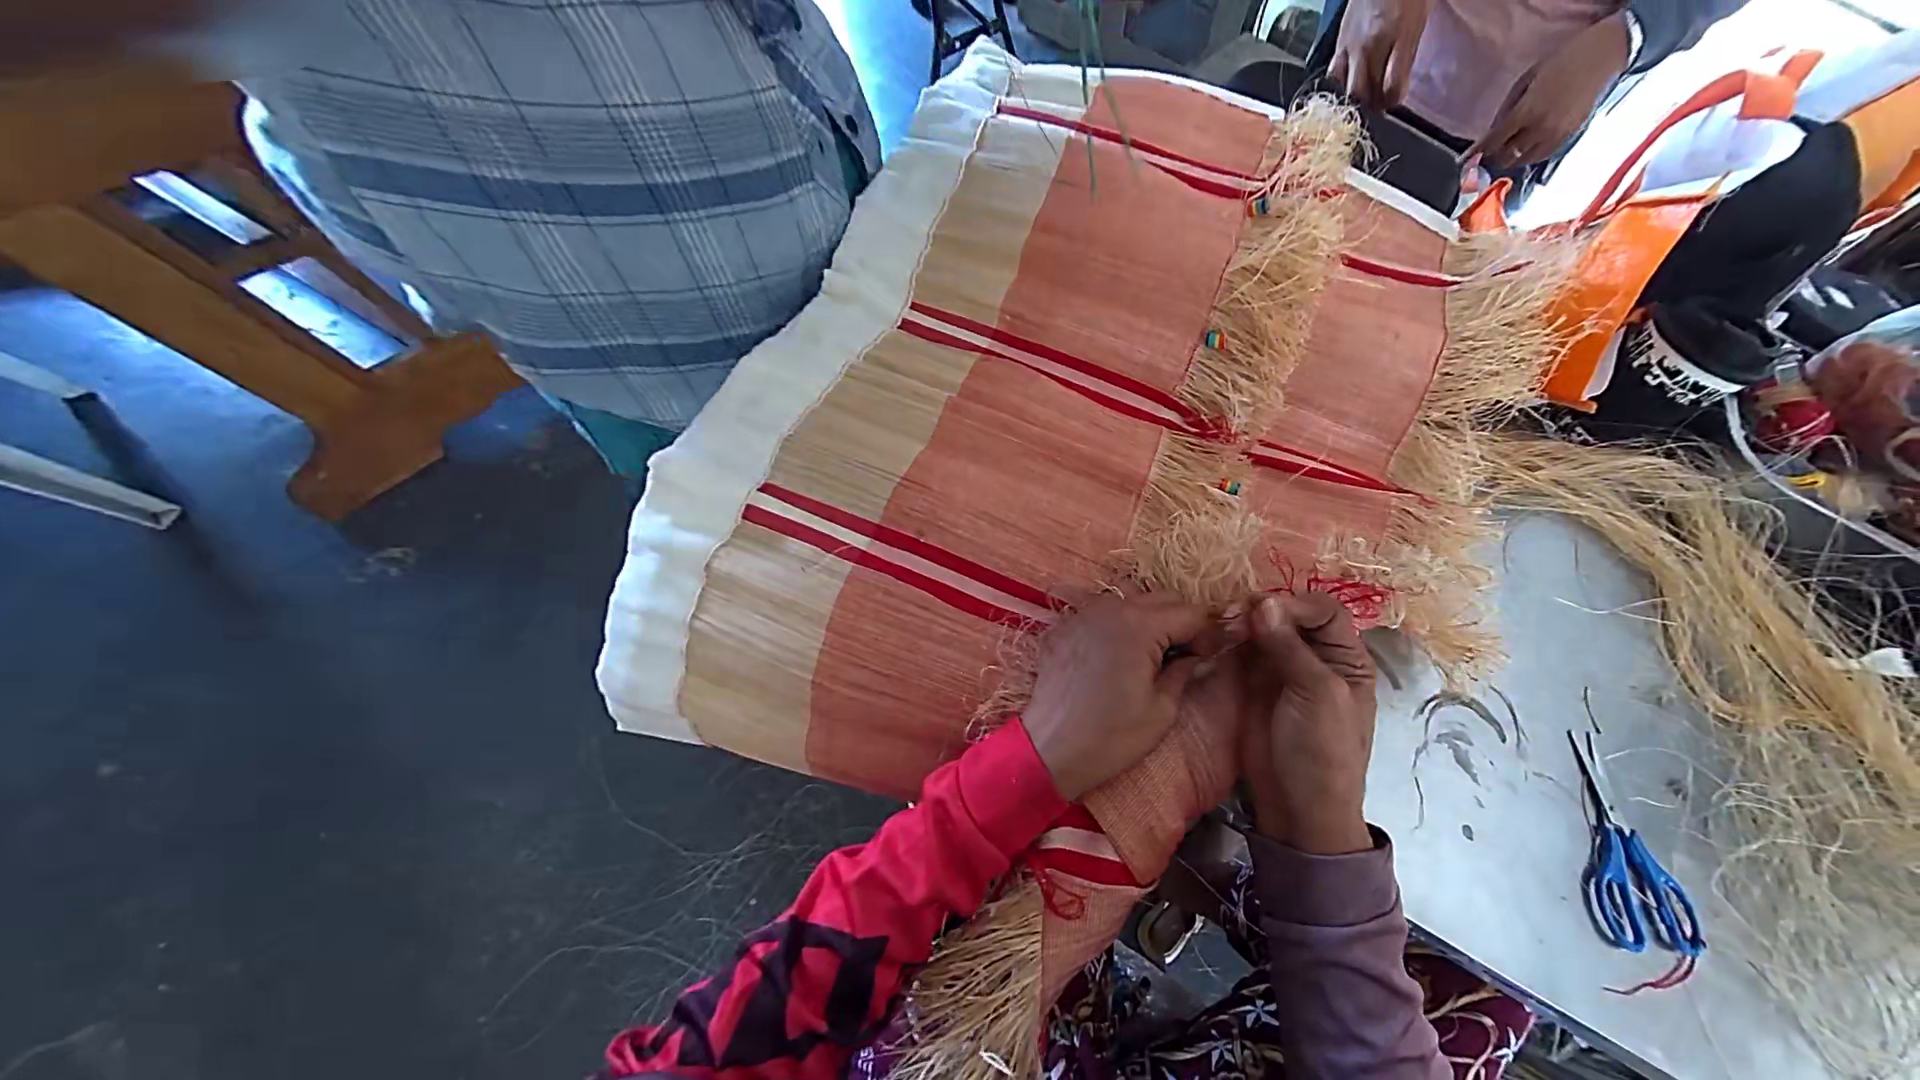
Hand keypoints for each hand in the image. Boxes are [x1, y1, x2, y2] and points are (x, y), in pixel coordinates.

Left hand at [1024, 593, 1215, 800]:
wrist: (1050, 749)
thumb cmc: (1111, 735)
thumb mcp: (1162, 709)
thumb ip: (1185, 671)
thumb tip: (1200, 656)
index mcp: (1140, 624)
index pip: (1191, 612)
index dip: (1208, 633)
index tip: (1209, 656)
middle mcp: (1110, 607)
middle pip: (1161, 598)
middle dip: (1180, 620)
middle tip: (1185, 655)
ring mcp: (1082, 614)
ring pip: (1129, 600)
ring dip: (1147, 618)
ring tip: (1151, 653)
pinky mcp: (1063, 627)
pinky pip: (1099, 614)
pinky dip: (1116, 625)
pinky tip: (1115, 654)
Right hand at [1238, 593, 1378, 854]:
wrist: (1296, 805)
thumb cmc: (1323, 753)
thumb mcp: (1318, 696)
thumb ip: (1290, 648)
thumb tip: (1263, 602)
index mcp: (1345, 658)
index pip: (1323, 611)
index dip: (1296, 604)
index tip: (1265, 609)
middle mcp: (1312, 656)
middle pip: (1286, 614)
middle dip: (1261, 609)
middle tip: (1233, 615)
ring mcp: (1278, 668)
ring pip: (1258, 628)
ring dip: (1239, 621)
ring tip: (1221, 626)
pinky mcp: (1248, 681)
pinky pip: (1237, 649)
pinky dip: (1225, 638)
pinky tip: (1215, 638)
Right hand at [1327, 0, 1434, 110]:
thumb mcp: (1418, 21)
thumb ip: (1407, 58)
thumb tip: (1397, 93)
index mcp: (1399, 37)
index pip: (1392, 85)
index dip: (1393, 101)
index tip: (1394, 103)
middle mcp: (1371, 46)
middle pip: (1365, 94)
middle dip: (1371, 107)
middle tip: (1377, 108)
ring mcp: (1351, 48)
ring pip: (1347, 90)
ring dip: (1354, 101)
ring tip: (1362, 100)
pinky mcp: (1338, 48)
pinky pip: (1334, 76)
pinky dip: (1339, 87)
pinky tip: (1347, 86)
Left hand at [1470, 13, 1630, 168]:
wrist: (1606, 53)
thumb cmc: (1562, 62)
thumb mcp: (1525, 81)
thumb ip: (1505, 110)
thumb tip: (1489, 134)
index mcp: (1526, 112)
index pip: (1493, 143)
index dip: (1477, 154)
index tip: (1465, 160)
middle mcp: (1540, 128)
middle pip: (1506, 157)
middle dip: (1492, 158)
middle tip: (1486, 156)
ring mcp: (1557, 134)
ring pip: (1523, 162)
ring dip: (1510, 160)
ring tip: (1505, 154)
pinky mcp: (1571, 136)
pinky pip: (1542, 156)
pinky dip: (1528, 158)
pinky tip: (1524, 151)